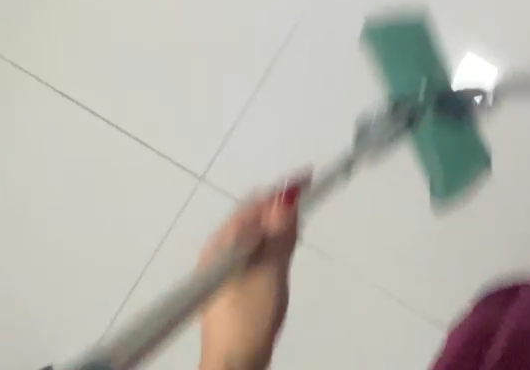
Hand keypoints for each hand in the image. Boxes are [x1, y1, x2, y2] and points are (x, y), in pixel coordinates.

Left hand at [198, 173, 308, 369]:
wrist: (232, 365)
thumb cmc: (249, 317)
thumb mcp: (270, 272)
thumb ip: (280, 234)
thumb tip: (288, 197)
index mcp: (223, 245)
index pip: (255, 204)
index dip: (283, 188)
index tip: (310, 178)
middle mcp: (219, 251)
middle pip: (252, 215)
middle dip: (280, 203)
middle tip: (309, 195)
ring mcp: (223, 268)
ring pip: (254, 231)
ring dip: (277, 221)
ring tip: (300, 219)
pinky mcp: (231, 283)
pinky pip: (254, 247)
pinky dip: (272, 239)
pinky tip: (284, 246)